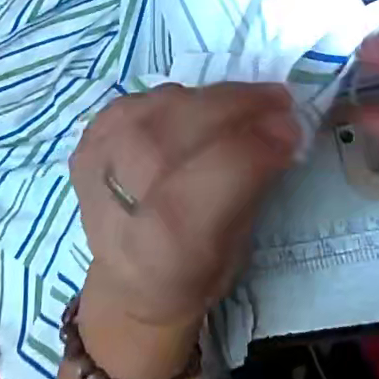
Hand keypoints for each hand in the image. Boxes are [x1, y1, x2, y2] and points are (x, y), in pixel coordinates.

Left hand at [69, 82, 301, 378]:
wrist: (128, 282)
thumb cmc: (194, 273)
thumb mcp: (236, 247)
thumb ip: (253, 184)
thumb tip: (280, 127)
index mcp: (165, 242)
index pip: (215, 172)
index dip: (258, 142)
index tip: (292, 127)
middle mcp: (123, 197)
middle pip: (184, 127)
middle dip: (240, 106)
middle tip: (278, 100)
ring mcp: (97, 163)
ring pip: (163, 104)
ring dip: (213, 96)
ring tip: (245, 100)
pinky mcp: (86, 142)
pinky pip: (141, 99)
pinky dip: (177, 97)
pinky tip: (199, 109)